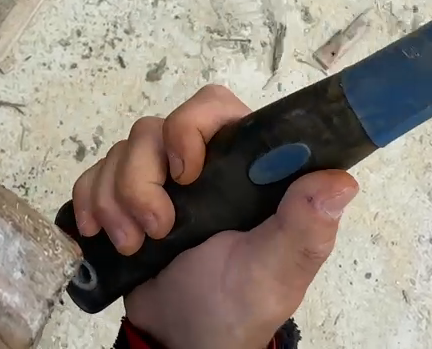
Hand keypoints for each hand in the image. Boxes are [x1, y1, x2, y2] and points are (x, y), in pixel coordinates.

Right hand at [69, 85, 358, 348]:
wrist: (179, 342)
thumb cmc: (235, 306)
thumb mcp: (274, 272)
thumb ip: (303, 228)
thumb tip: (341, 180)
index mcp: (239, 164)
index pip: (212, 107)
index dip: (189, 125)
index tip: (185, 172)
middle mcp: (197, 159)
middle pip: (153, 131)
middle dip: (142, 181)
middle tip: (155, 230)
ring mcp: (155, 174)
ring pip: (120, 152)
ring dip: (117, 201)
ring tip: (132, 246)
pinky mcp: (121, 192)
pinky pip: (93, 174)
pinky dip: (90, 201)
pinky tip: (96, 233)